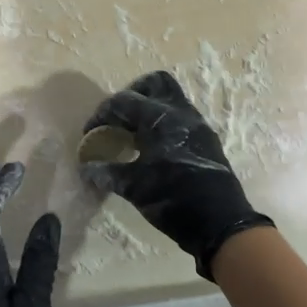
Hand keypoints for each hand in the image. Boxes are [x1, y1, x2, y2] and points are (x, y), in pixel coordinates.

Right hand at [82, 70, 274, 278]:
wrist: (220, 222)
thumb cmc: (173, 199)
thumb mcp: (134, 187)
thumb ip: (108, 173)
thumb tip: (86, 168)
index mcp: (161, 119)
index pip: (124, 100)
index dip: (102, 114)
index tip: (90, 133)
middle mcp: (182, 114)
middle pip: (155, 84)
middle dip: (132, 95)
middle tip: (117, 119)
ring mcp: (198, 126)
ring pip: (171, 101)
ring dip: (149, 111)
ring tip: (132, 136)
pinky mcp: (205, 141)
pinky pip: (180, 120)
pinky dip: (162, 126)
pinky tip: (151, 151)